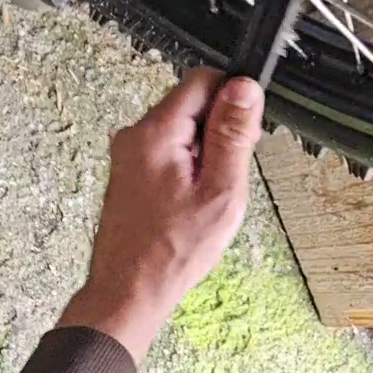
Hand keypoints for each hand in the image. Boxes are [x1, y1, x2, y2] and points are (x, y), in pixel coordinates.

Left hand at [57, 68, 265, 361]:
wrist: (128, 292)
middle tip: (225, 178)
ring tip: (204, 200)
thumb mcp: (220, 191)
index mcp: (154, 133)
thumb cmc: (169, 253)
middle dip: (218, 134)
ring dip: (203, 158)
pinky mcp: (128, 178)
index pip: (203, 80)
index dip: (233, 100)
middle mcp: (133, 139)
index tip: (245, 133)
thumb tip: (244, 87)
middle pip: (191, 106)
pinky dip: (185, 174)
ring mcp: (127, 159)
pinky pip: (166, 158)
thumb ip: (232, 135)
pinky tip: (188, 207)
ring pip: (180, 134)